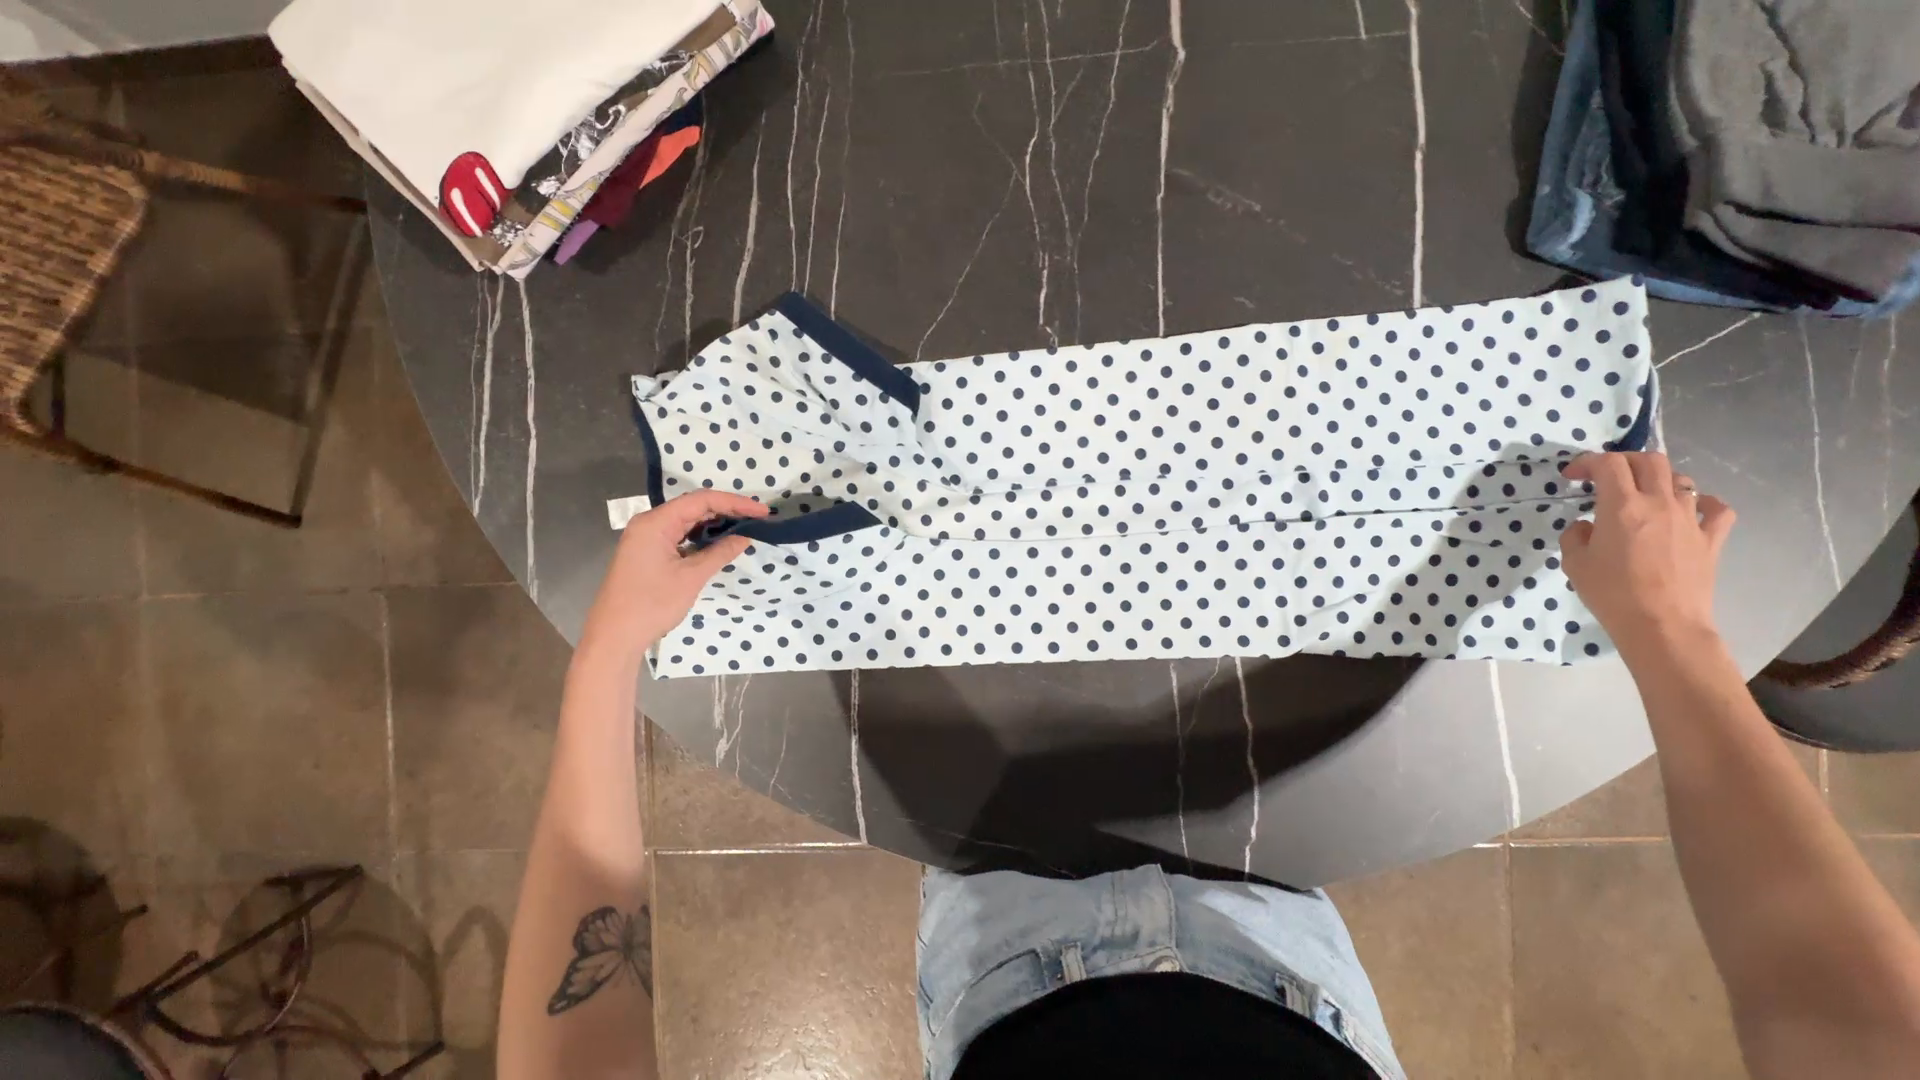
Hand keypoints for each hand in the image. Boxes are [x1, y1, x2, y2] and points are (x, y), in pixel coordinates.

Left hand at [577, 491, 767, 663]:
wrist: (614, 636)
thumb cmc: (652, 605)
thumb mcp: (691, 577)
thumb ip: (720, 552)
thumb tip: (746, 536)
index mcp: (655, 522)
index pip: (701, 501)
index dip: (735, 503)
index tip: (763, 511)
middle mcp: (649, 523)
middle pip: (693, 507)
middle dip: (727, 511)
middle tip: (758, 518)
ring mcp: (646, 538)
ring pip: (686, 522)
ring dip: (714, 524)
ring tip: (745, 528)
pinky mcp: (647, 552)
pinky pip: (678, 536)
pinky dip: (700, 537)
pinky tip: (719, 543)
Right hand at [1558, 451, 1735, 655]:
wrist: (1661, 625)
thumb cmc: (1611, 593)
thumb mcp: (1574, 563)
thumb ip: (1576, 536)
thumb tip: (1587, 527)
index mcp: (1621, 506)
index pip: (1607, 464)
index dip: (1587, 462)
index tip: (1573, 476)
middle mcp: (1659, 503)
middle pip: (1649, 461)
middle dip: (1623, 461)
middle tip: (1606, 476)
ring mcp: (1690, 519)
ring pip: (1681, 479)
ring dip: (1658, 480)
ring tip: (1644, 494)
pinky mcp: (1710, 539)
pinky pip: (1716, 509)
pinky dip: (1703, 502)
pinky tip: (1691, 510)